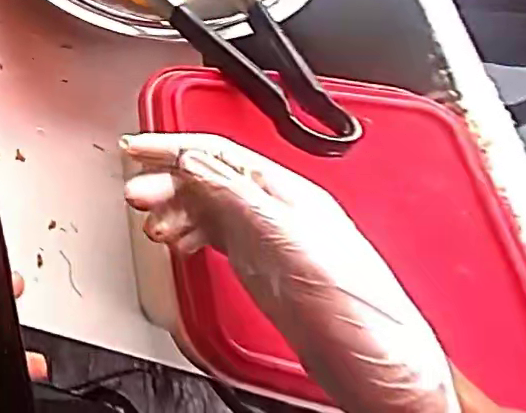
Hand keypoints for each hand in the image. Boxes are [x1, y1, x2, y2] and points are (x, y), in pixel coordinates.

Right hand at [122, 133, 459, 412]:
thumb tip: (194, 160)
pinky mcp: (259, 262)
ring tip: (149, 219)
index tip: (138, 146)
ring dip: (171, 205)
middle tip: (136, 192)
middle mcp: (270, 207)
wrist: (390, 381)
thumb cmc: (364, 318)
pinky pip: (209, 231)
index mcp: (283, 193)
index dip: (173, 145)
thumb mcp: (296, 248)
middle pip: (204, 176)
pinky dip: (185, 230)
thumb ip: (241, 200)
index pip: (216, 153)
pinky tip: (174, 238)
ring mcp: (264, 234)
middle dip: (165, 178)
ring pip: (203, 202)